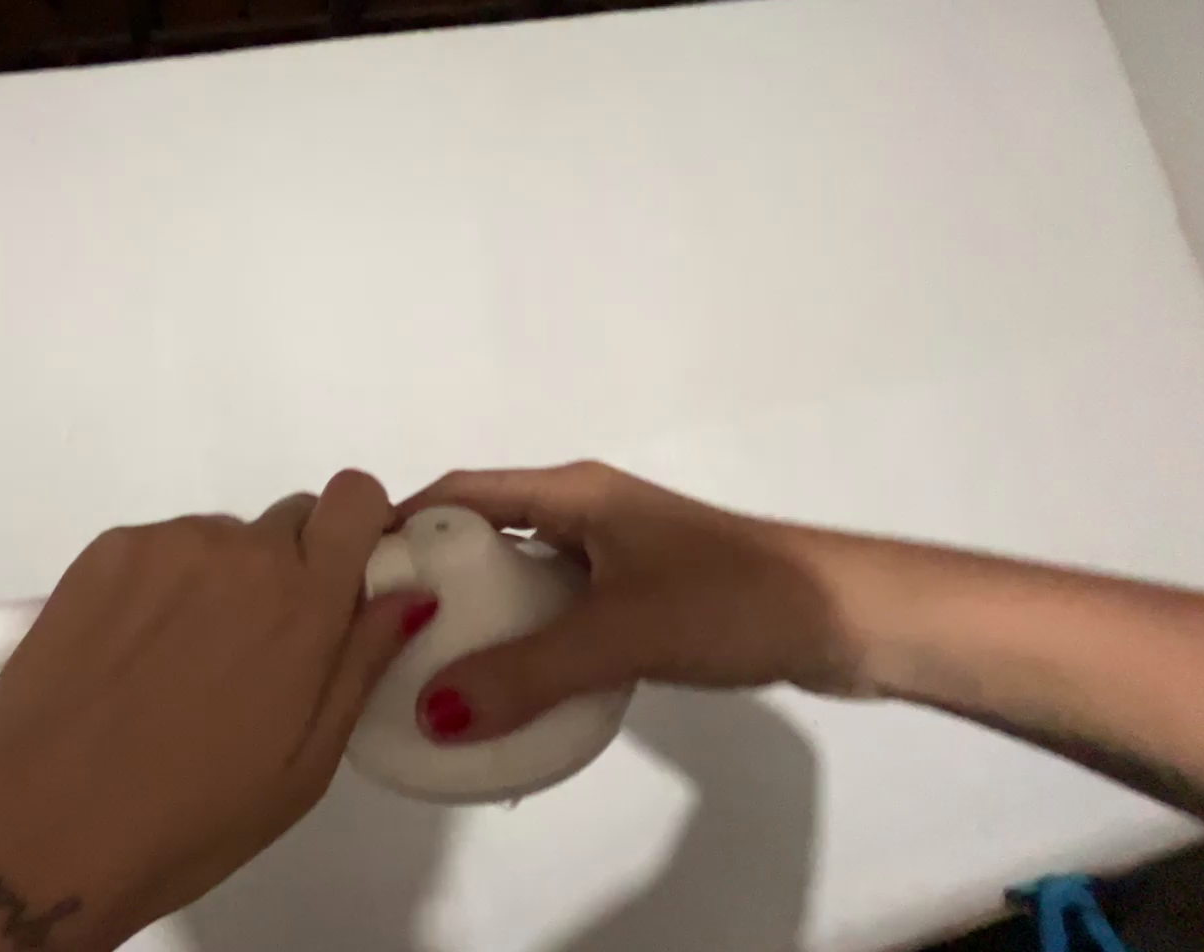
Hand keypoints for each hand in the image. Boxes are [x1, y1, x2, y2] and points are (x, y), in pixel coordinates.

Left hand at [0, 471, 436, 950]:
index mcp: (301, 601)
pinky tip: (137, 650)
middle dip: (293, 566)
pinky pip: (166, 546)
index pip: (355, 496)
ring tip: (182, 661)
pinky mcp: (109, 547)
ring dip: (225, 579)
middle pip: (292, 518)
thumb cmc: (188, 815)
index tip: (346, 575)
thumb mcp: (304, 765)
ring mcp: (168, 542)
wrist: (31, 828)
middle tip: (258, 644)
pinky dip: (168, 582)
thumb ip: (362, 662)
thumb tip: (408, 594)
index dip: (360, 527)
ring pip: (226, 537)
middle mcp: (239, 549)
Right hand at [400, 462, 863, 743]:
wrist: (846, 618)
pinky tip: (508, 669)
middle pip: (483, 527)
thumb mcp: (621, 634)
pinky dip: (521, 626)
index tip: (357, 564)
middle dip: (433, 565)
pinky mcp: (631, 586)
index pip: (462, 491)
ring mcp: (607, 548)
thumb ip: (529, 672)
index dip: (405, 518)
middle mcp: (580, 509)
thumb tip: (434, 712)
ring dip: (477, 600)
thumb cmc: (730, 601)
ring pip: (519, 567)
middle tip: (385, 619)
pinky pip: (553, 599)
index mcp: (569, 493)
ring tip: (430, 649)